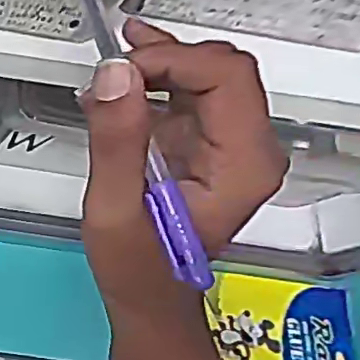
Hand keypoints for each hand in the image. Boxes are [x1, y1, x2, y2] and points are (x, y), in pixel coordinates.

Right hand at [78, 19, 286, 310]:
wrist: (147, 299)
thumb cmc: (135, 268)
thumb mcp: (115, 210)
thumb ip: (117, 142)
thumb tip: (115, 75)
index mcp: (243, 163)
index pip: (226, 77)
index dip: (173, 60)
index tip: (119, 72)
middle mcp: (250, 149)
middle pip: (220, 71)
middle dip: (165, 60)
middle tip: (111, 68)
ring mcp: (230, 148)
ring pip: (206, 80)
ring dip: (157, 69)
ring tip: (110, 72)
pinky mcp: (207, 150)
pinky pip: (189, 101)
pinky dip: (153, 89)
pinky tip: (119, 92)